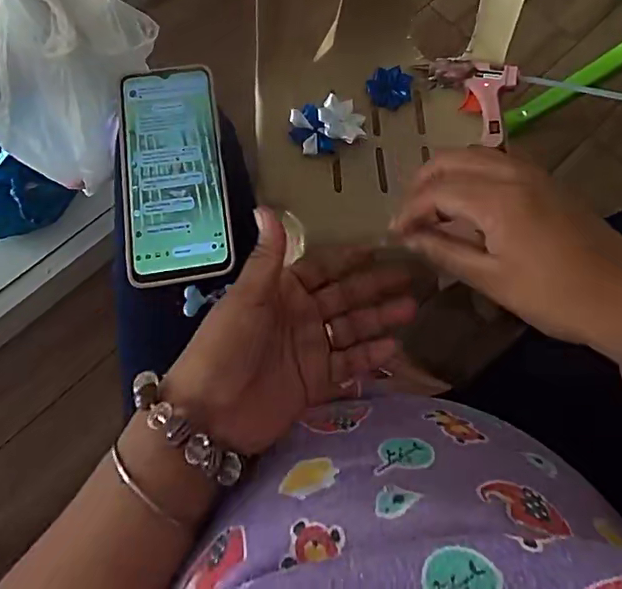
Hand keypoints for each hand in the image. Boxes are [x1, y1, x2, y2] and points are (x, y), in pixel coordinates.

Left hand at [164, 209, 415, 453]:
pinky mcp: (315, 382)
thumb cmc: (224, 346)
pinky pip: (348, 364)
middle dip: (374, 287)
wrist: (210, 412)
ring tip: (411, 308)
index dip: (347, 259)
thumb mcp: (246, 297)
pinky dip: (370, 356)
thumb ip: (266, 257)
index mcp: (281, 291)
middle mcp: (299, 316)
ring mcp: (309, 349)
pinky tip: (394, 347)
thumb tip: (266, 208)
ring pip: (352, 328)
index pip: (321, 268)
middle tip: (410, 277)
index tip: (377, 248)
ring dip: (379, 318)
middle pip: (344, 296)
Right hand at [388, 148, 621, 365]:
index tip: (394, 235)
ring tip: (434, 207)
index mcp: (496, 198)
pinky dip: (471, 170)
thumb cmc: (559, 298)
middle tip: (411, 218)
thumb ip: (445, 252)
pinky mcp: (546, 180)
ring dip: (445, 174)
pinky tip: (470, 198)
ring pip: (472, 154)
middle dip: (421, 185)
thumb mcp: (494, 281)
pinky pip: (496, 159)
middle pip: (448, 161)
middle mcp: (510, 172)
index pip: (435, 191)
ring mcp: (532, 172)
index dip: (409, 211)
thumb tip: (408, 238)